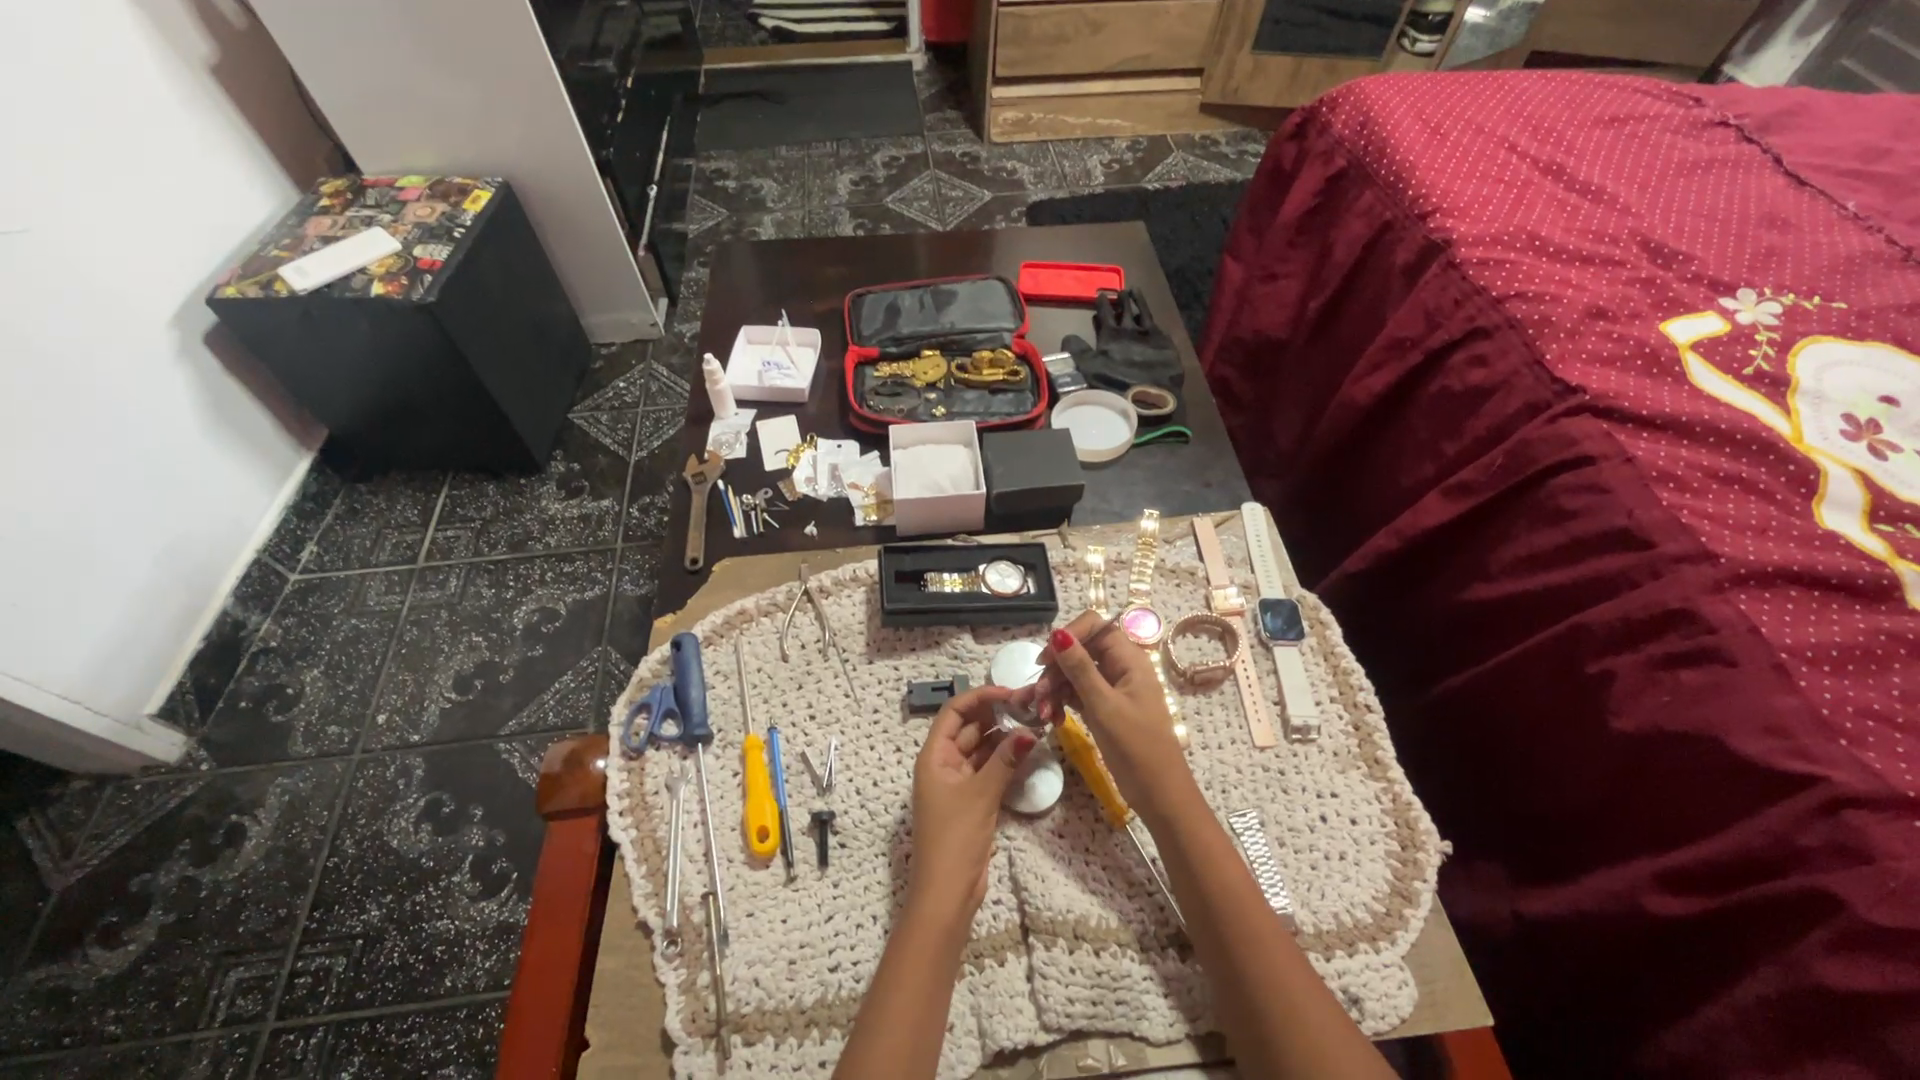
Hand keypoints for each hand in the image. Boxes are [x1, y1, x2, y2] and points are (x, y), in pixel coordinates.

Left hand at [907, 684, 1036, 916]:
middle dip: (997, 715)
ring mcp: (957, 784)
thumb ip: (1005, 760)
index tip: (1011, 691)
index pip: (954, 712)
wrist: (946, 893)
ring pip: (981, 750)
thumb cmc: (955, 838)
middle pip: (969, 729)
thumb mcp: (981, 794)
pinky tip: (1028, 752)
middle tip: (1031, 706)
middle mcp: (943, 765)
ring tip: (1035, 723)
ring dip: (1004, 738)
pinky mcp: (971, 802)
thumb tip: (1028, 730)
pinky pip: (988, 771)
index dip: (980, 697)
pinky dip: (1005, 761)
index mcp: (934, 756)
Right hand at [1013, 613, 1195, 819]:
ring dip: (1054, 689)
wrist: (1159, 792)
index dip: (1068, 636)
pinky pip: (1077, 694)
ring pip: (1075, 674)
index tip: (1045, 660)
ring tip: (1043, 713)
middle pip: (1080, 651)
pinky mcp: (1105, 708)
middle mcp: (1121, 668)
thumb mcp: (1103, 705)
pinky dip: (1063, 702)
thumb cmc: (1136, 746)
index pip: (1095, 626)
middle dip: (1055, 670)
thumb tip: (1058, 633)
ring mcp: (1112, 689)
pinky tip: (1054, 719)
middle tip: (1038, 696)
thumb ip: (1079, 668)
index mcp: (1129, 659)